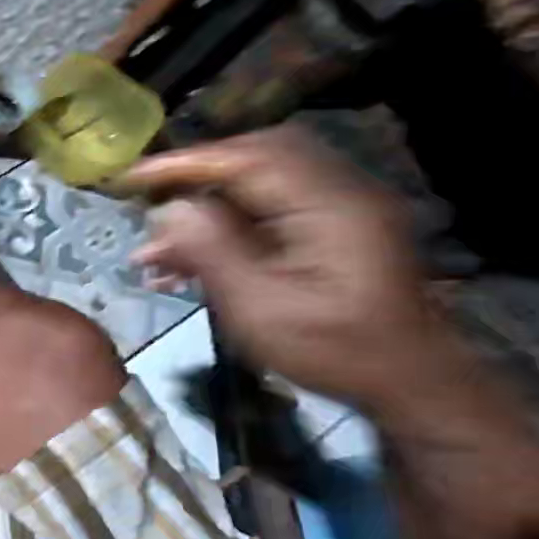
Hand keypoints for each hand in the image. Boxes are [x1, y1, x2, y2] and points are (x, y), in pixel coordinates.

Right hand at [126, 127, 453, 408]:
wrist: (408, 383)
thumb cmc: (332, 349)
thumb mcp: (258, 305)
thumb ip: (211, 250)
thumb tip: (166, 208)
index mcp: (330, 209)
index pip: (250, 160)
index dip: (185, 163)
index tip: (130, 179)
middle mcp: (340, 196)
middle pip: (258, 155)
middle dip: (194, 174)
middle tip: (146, 200)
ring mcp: (338, 212)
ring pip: (257, 182)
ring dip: (201, 207)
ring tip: (155, 252)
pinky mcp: (328, 231)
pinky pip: (265, 209)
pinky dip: (219, 225)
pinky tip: (182, 263)